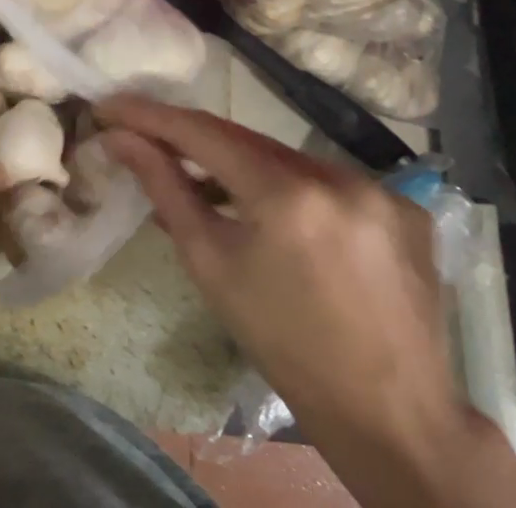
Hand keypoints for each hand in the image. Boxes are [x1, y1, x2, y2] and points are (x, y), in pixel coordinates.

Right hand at [97, 95, 515, 507]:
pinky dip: (285, 185)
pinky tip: (265, 212)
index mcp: (289, 195)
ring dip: (237, 163)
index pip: (204, 133)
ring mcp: (381, 191)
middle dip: (190, 137)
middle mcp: (339, 177)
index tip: (109, 106)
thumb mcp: (208, 262)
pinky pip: (325, 180)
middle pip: (245, 139)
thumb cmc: (280, 339)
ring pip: (285, 158)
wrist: (386, 408)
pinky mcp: (406, 210)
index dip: (150, 115)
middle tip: (140, 137)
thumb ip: (165, 188)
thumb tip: (120, 139)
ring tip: (198, 182)